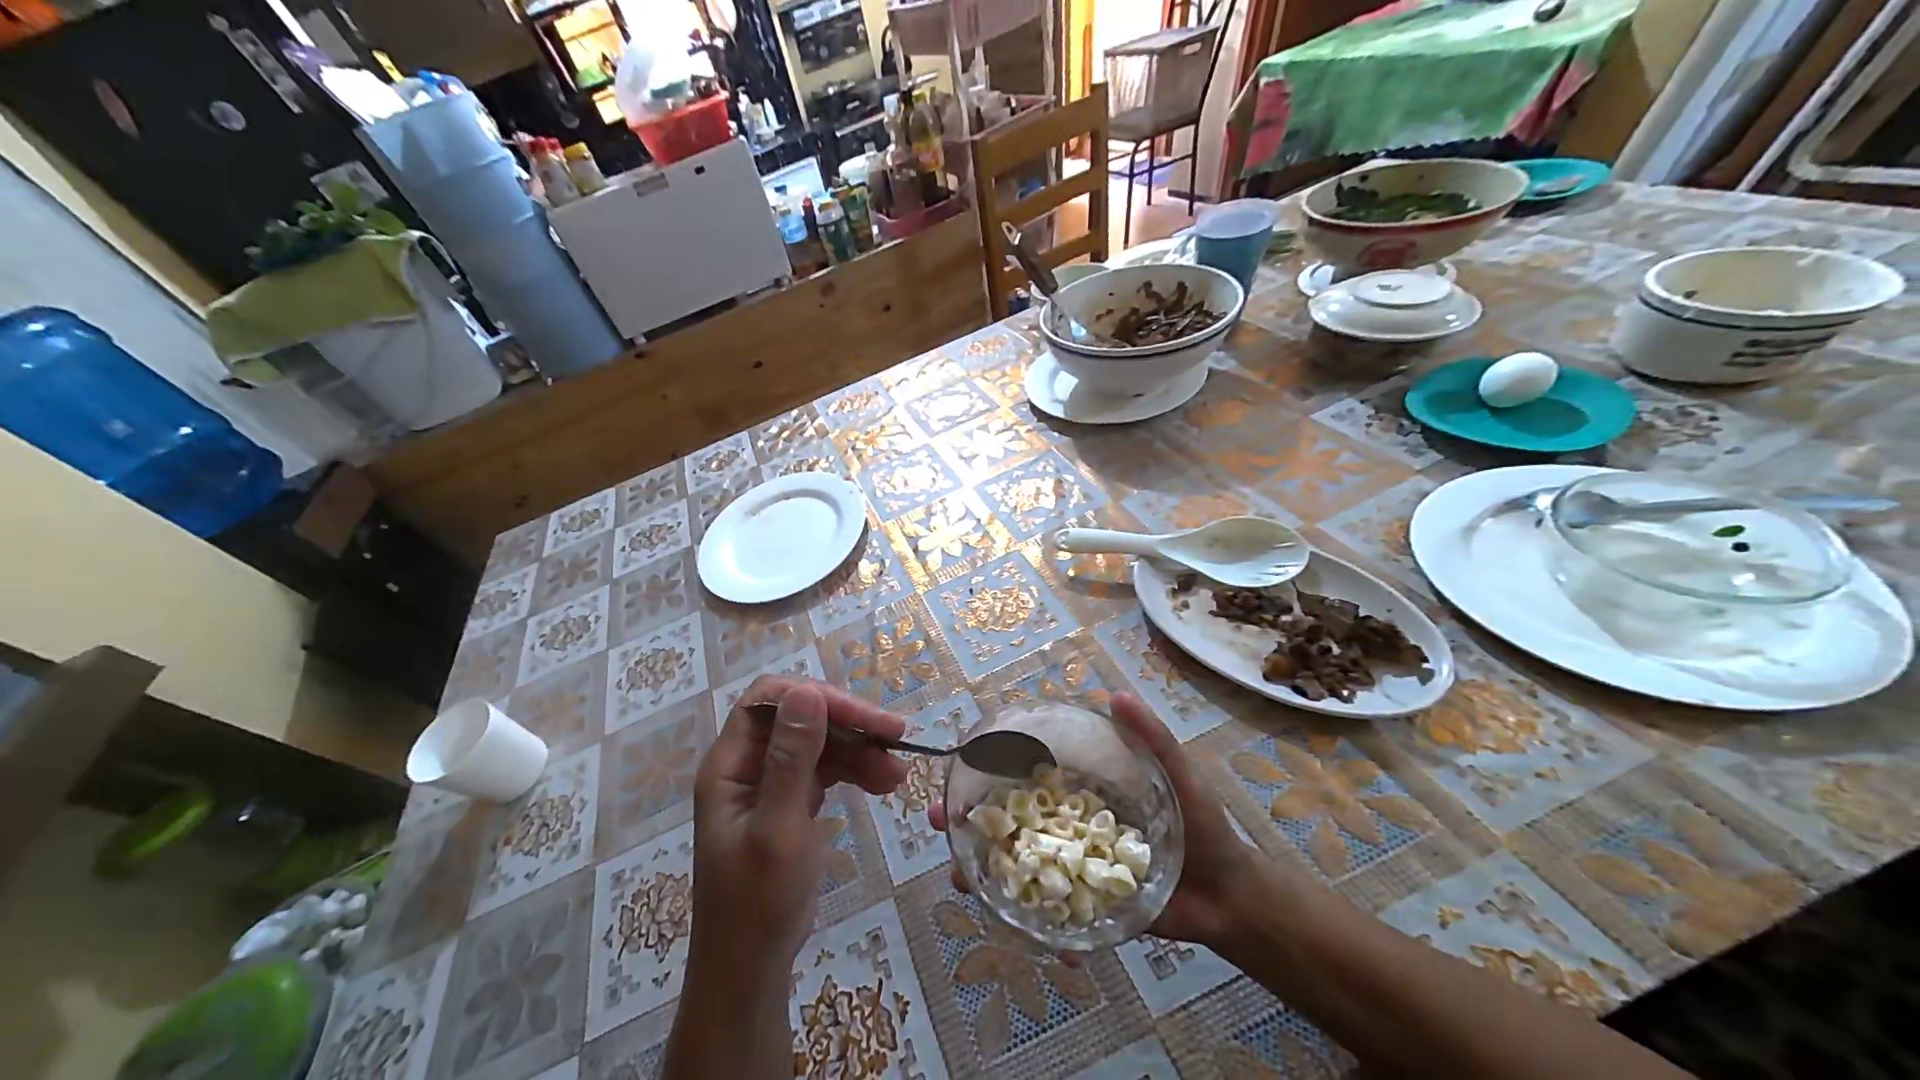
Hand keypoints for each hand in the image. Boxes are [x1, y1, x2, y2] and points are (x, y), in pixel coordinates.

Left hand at [689, 677, 908, 975]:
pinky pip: (827, 770)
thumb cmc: (757, 904)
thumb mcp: (778, 829)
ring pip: (820, 743)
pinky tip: (886, 783)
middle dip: (849, 724)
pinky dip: (857, 771)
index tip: (864, 718)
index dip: (816, 698)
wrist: (752, 969)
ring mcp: (771, 782)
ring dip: (861, 750)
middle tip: (897, 739)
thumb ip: (792, 760)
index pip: (769, 700)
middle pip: (801, 717)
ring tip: (900, 774)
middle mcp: (749, 764)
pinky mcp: (793, 801)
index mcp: (730, 764)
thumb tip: (808, 692)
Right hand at [927, 693, 1257, 949]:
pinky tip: (996, 913)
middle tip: (938, 823)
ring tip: (958, 878)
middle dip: (969, 820)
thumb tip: (1116, 695)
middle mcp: (1070, 825)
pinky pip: (1045, 907)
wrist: (1231, 896)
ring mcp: (1074, 867)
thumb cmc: (1205, 825)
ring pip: (1017, 863)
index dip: (989, 769)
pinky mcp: (1084, 905)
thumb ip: (1152, 738)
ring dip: (981, 867)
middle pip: (1010, 819)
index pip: (1028, 774)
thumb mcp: (1180, 774)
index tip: (958, 767)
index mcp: (1085, 790)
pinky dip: (1019, 910)